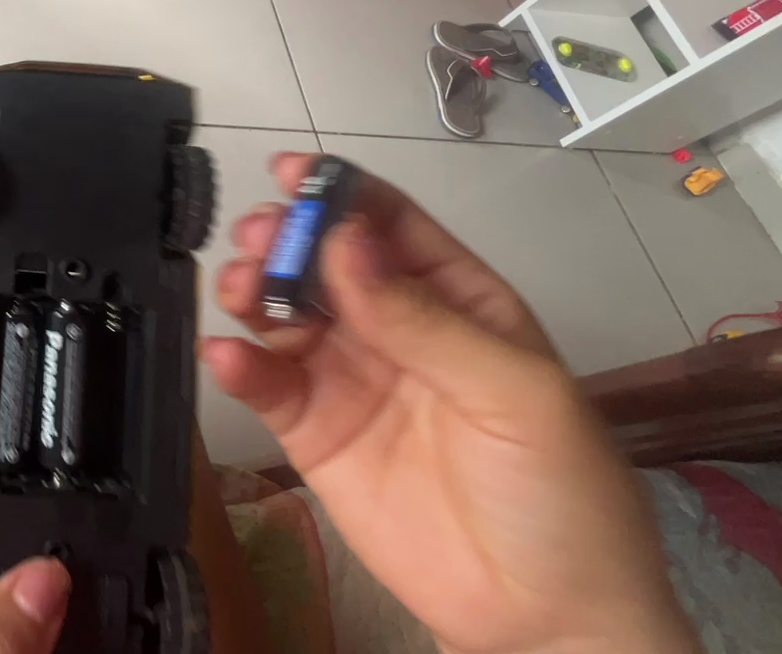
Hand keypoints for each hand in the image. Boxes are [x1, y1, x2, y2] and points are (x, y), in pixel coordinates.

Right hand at [203, 153, 697, 653]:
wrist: (537, 622)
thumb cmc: (555, 491)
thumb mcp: (513, 393)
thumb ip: (423, 317)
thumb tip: (344, 239)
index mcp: (450, 297)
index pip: (387, 225)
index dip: (339, 192)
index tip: (289, 173)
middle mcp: (386, 322)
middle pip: (318, 260)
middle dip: (282, 238)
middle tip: (257, 239)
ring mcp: (341, 371)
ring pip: (279, 308)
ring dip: (251, 289)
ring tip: (240, 292)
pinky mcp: (305, 422)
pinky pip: (261, 379)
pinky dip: (236, 362)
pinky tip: (226, 357)